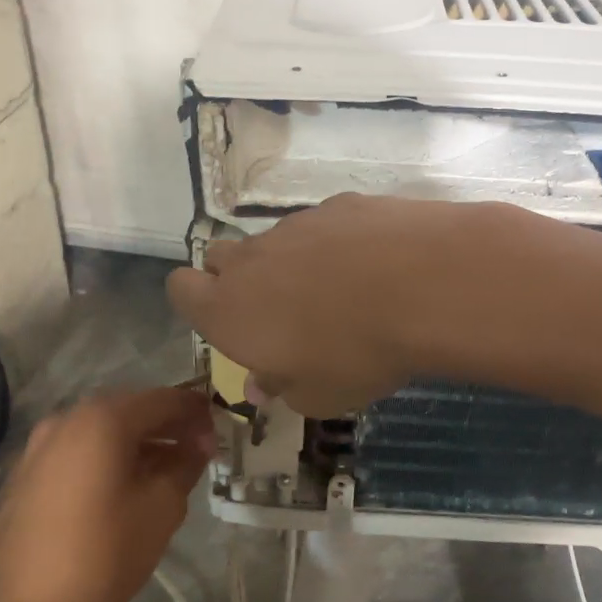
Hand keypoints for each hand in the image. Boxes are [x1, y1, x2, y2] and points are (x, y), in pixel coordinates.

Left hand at [0, 388, 213, 601]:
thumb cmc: (101, 554)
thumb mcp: (161, 510)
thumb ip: (184, 467)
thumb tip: (194, 446)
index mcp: (103, 418)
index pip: (165, 399)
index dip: (197, 413)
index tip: (218, 437)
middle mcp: (67, 419)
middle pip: (130, 410)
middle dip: (167, 427)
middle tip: (195, 454)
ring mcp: (38, 445)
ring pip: (101, 432)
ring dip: (137, 444)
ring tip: (162, 474)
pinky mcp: (23, 474)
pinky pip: (77, 452)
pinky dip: (106, 459)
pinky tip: (121, 489)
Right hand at [166, 193, 548, 416]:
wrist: (422, 284)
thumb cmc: (356, 354)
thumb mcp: (317, 396)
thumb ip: (281, 388)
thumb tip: (262, 384)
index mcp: (228, 309)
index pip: (180, 290)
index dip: (197, 303)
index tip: (228, 323)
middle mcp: (251, 259)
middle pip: (220, 258)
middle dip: (238, 281)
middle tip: (280, 313)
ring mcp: (295, 225)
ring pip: (274, 242)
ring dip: (290, 263)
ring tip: (339, 292)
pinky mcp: (339, 204)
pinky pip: (321, 226)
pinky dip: (336, 244)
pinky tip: (374, 265)